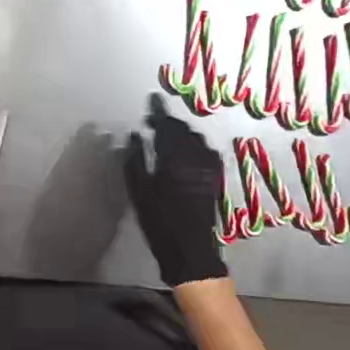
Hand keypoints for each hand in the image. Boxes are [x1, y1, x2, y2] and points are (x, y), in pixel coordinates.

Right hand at [124, 95, 227, 286]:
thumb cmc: (160, 223)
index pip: (167, 125)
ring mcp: (209, 167)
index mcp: (175, 158)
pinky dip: (193, 145)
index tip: (151, 99)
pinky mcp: (214, 177)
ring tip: (166, 135)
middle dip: (168, 122)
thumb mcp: (139, 193)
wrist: (190, 250)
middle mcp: (196, 157)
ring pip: (195, 139)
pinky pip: (204, 151)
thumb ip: (135, 161)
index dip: (158, 110)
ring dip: (181, 133)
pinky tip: (185, 151)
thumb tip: (135, 135)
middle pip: (183, 130)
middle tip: (152, 120)